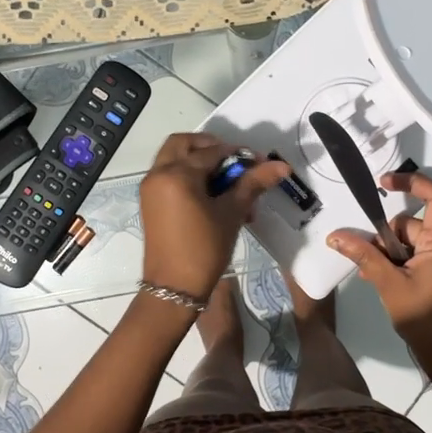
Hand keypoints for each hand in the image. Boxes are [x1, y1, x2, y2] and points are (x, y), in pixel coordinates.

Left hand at [139, 134, 288, 299]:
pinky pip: (169, 175)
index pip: (213, 152)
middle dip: (211, 147)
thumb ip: (253, 184)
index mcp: (177, 174)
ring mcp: (150, 188)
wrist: (174, 288)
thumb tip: (281, 166)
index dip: (239, 154)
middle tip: (234, 162)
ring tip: (225, 181)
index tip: (261, 163)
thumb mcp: (231, 214)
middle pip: (184, 144)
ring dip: (198, 160)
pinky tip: (211, 195)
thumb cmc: (204, 249)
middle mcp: (158, 174)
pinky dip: (187, 175)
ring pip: (174, 158)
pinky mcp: (150, 202)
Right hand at [327, 172, 431, 356]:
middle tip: (367, 259)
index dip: (412, 182)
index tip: (385, 183)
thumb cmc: (424, 319)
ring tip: (371, 275)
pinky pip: (416, 256)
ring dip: (389, 252)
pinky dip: (398, 262)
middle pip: (413, 223)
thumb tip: (336, 236)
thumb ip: (364, 256)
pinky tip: (381, 280)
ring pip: (411, 241)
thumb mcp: (389, 285)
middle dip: (386, 236)